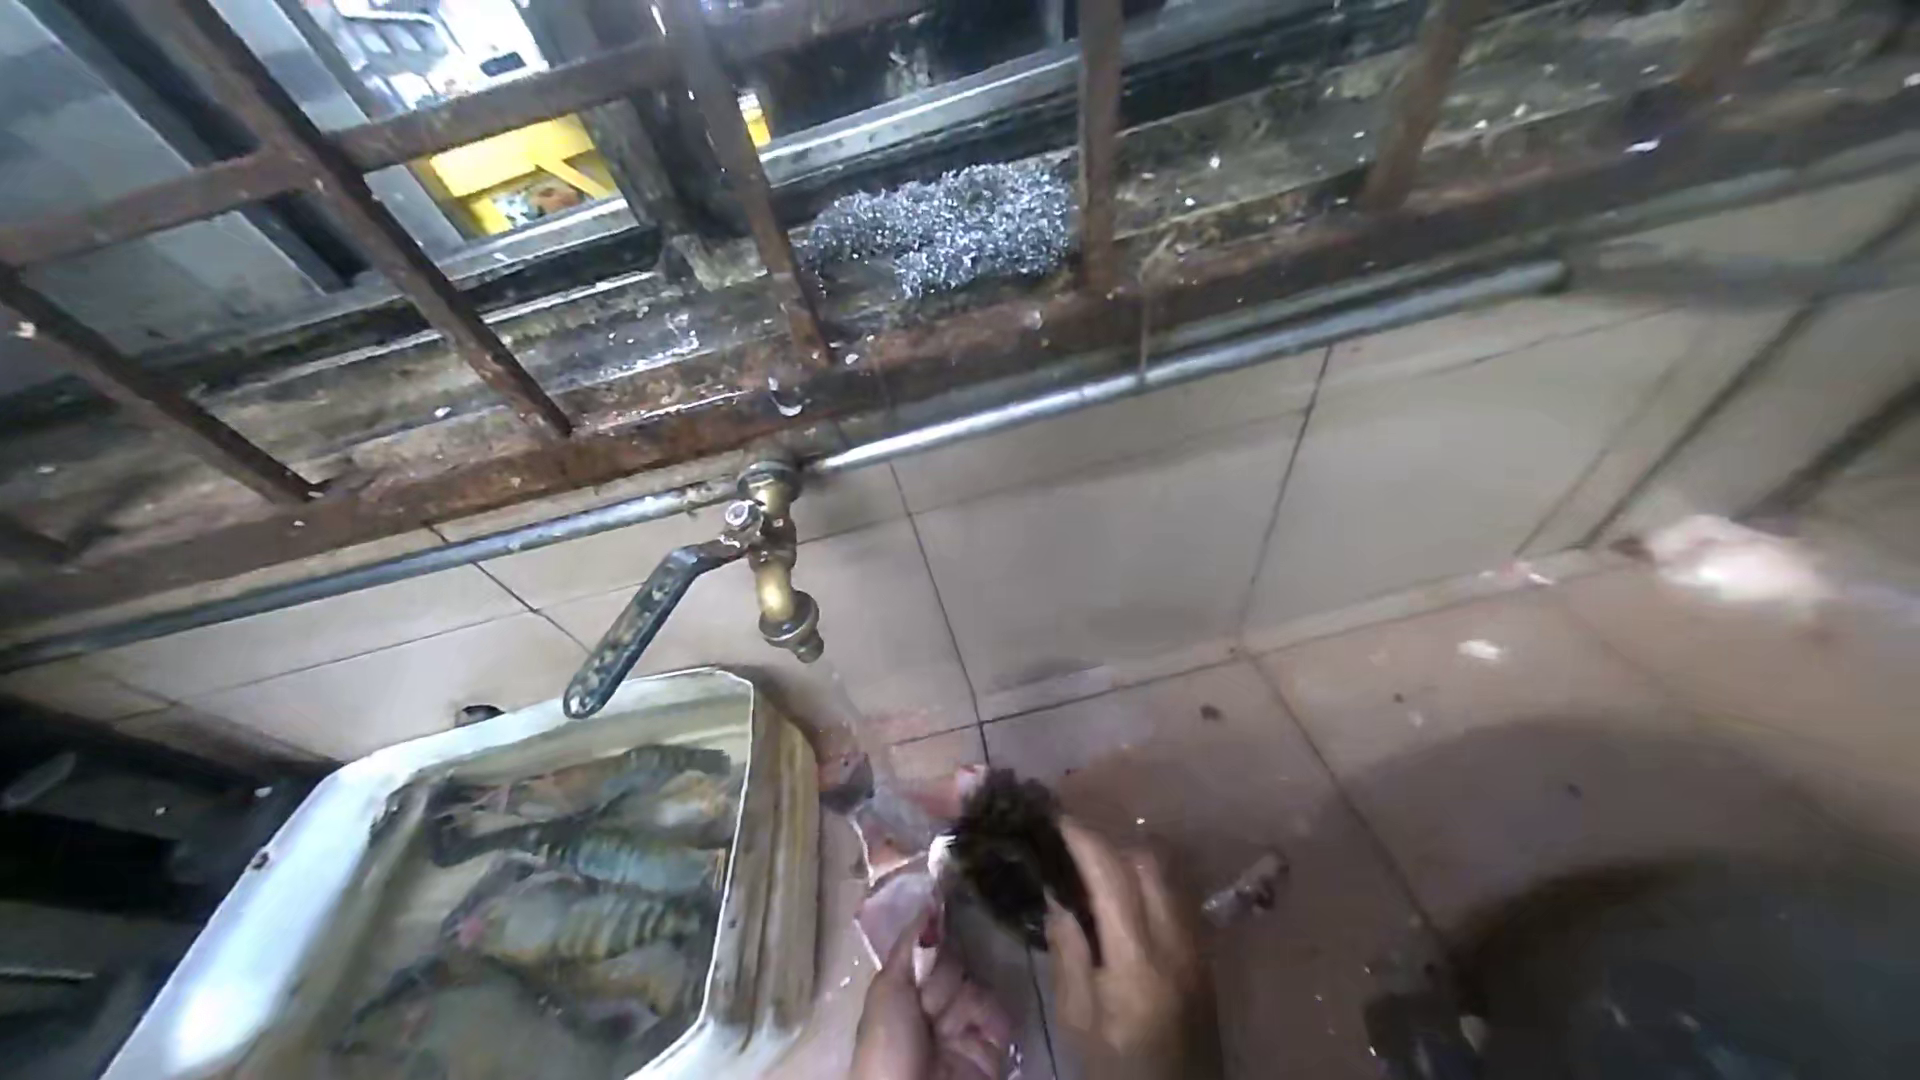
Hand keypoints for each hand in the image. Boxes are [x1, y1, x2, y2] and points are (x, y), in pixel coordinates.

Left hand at [852, 917, 1013, 1079]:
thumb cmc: (887, 1044)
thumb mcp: (887, 988)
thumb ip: (908, 942)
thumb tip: (929, 900)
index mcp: (906, 988)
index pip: (929, 947)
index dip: (932, 941)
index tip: (939, 920)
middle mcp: (934, 1003)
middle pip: (954, 963)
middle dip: (942, 980)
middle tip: (927, 1007)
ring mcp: (962, 1024)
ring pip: (974, 985)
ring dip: (961, 1005)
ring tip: (946, 1032)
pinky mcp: (989, 1045)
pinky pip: (998, 1011)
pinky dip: (988, 1019)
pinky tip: (976, 1035)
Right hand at [1047, 819, 1218, 1079]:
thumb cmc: (1116, 1066)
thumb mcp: (1076, 1017)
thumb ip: (1068, 949)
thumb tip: (1056, 891)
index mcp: (1137, 961)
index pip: (1112, 877)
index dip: (1084, 840)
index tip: (1058, 820)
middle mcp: (1175, 942)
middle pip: (1147, 862)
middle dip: (1109, 843)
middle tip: (1075, 847)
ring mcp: (1197, 946)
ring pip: (1167, 875)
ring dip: (1130, 858)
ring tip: (1098, 866)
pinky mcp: (1205, 954)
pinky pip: (1176, 895)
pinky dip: (1148, 880)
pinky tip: (1126, 894)